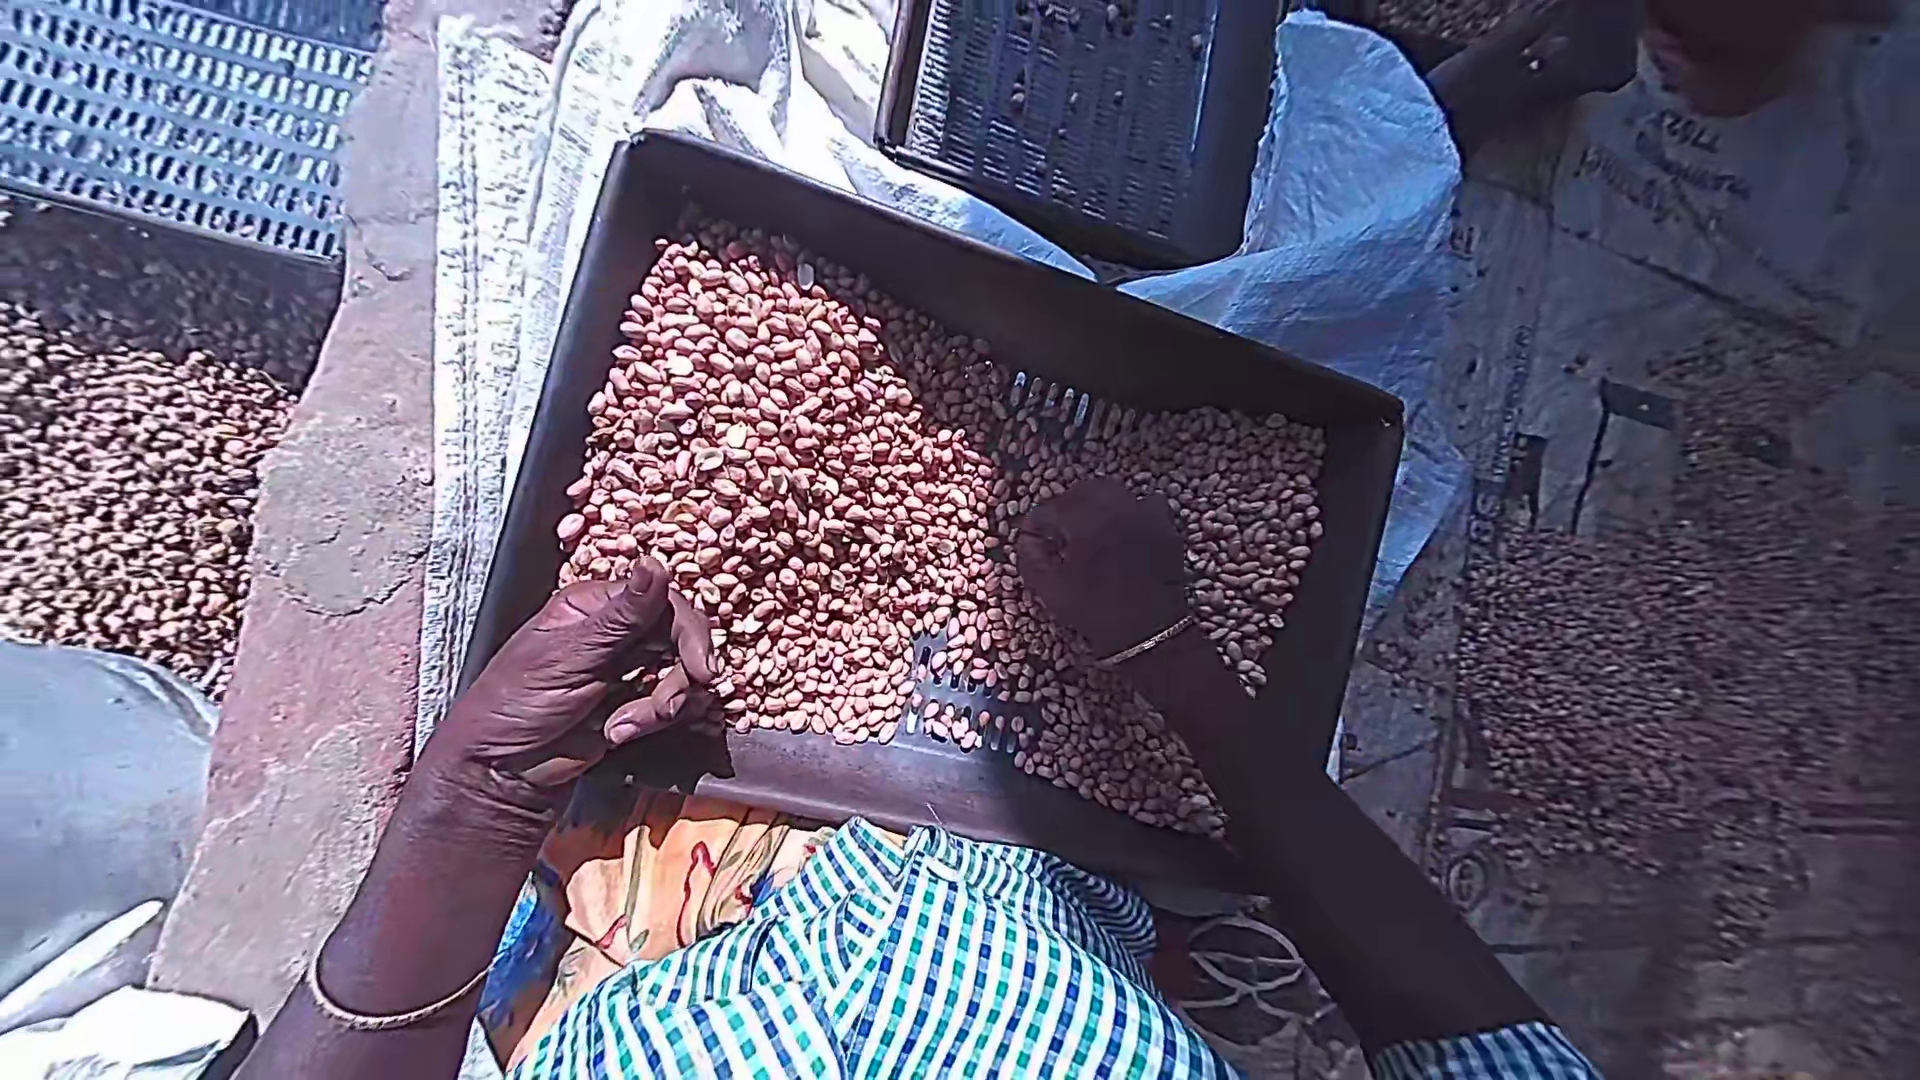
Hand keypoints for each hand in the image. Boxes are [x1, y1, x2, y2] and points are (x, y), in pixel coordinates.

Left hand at [426, 557, 714, 792]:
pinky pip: (673, 702)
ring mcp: (632, 666)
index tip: (702, 669)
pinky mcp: (638, 699)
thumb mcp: (569, 656)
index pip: (667, 604)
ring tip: (625, 725)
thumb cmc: (513, 705)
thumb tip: (654, 564)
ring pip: (683, 673)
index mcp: (600, 606)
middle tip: (669, 706)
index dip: (691, 635)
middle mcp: (622, 630)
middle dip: (680, 676)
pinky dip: (653, 720)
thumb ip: (621, 615)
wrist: (498, 774)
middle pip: (683, 638)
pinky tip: (619, 732)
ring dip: (664, 704)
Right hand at [1015, 477, 1191, 658]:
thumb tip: (1028, 535)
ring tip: (1090, 529)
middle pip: (1084, 489)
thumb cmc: (1094, 611)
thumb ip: (1030, 555)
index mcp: (1087, 522)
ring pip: (1115, 491)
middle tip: (1060, 530)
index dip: (1037, 523)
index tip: (1035, 539)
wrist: (1148, 633)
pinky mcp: (1166, 528)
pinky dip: (1131, 511)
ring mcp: (1147, 516)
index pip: (1051, 507)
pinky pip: (1146, 504)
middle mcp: (1119, 510)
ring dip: (1097, 504)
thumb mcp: (1049, 588)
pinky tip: (1124, 532)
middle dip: (1067, 506)